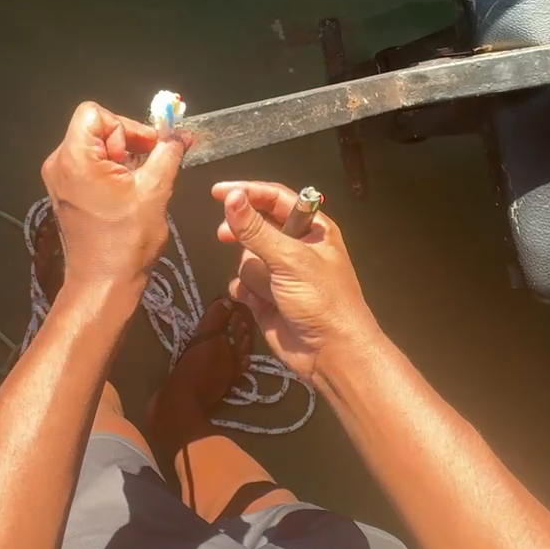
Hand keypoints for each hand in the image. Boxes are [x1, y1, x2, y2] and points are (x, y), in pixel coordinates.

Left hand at [40, 102, 186, 298]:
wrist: (103, 285)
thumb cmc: (126, 240)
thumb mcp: (155, 191)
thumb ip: (168, 154)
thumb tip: (180, 135)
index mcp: (74, 157)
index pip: (94, 112)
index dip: (125, 124)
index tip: (147, 148)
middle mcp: (59, 163)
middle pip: (96, 128)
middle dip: (127, 143)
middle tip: (148, 168)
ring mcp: (59, 179)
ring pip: (95, 147)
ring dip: (122, 159)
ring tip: (140, 185)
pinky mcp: (65, 193)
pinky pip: (89, 165)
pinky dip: (111, 172)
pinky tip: (128, 194)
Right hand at [213, 181, 381, 385]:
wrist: (332, 357)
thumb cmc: (321, 300)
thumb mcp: (289, 259)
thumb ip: (255, 229)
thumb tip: (230, 196)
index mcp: (310, 228)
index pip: (274, 198)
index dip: (247, 192)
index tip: (217, 192)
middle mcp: (294, 247)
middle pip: (255, 227)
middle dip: (242, 235)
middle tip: (224, 236)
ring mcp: (279, 273)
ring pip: (246, 258)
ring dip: (253, 275)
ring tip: (269, 292)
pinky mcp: (266, 297)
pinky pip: (243, 284)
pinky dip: (247, 292)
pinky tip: (257, 303)